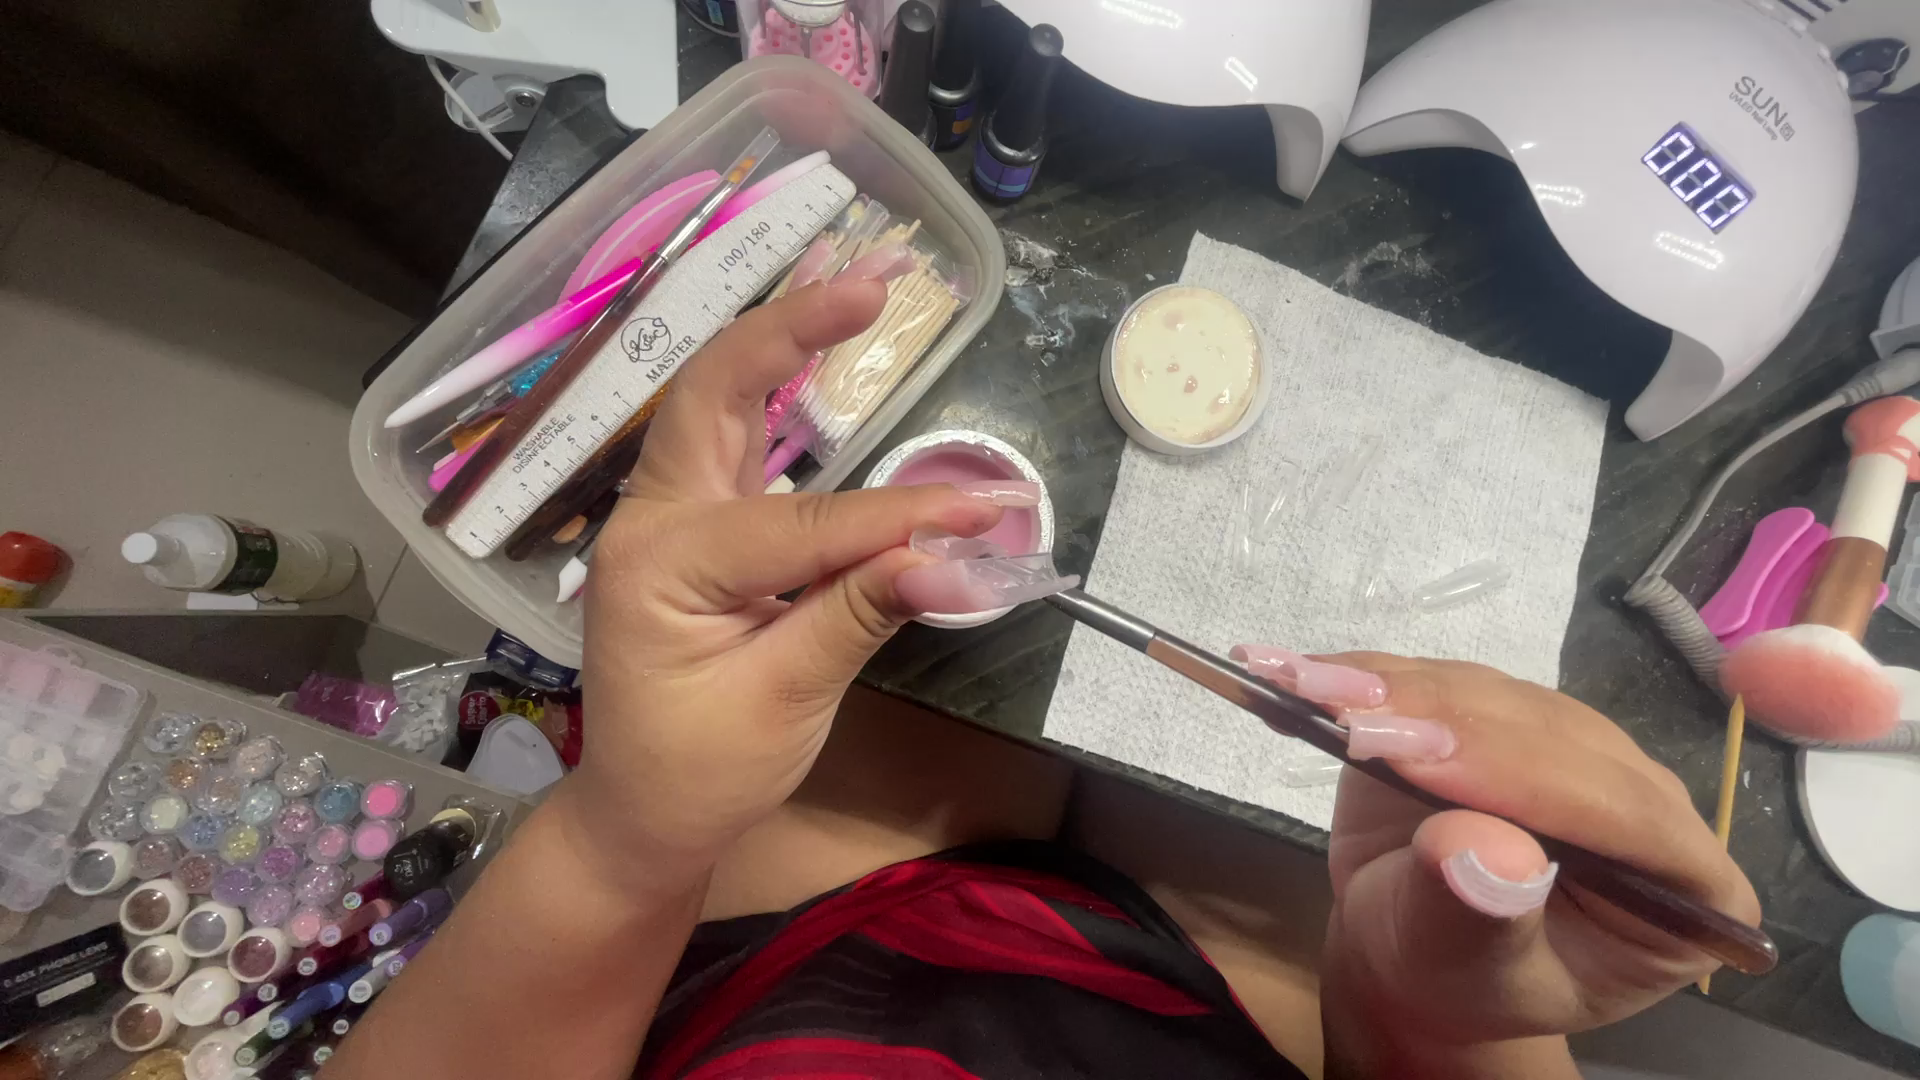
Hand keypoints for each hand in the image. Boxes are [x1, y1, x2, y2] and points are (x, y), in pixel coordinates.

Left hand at [569, 280, 1014, 887]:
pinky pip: (734, 443)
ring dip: (780, 342)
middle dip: (792, 330)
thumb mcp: (785, 700)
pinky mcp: (697, 529)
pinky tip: (814, 360)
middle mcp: (652, 519)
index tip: (988, 512)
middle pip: (714, 394)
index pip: (805, 525)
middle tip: (873, 283)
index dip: (901, 520)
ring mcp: (668, 517)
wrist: (643, 811)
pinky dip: (776, 392)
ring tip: (851, 294)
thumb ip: (860, 615)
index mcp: (660, 566)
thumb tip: (956, 564)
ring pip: (716, 403)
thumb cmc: (701, 769)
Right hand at [1233, 648, 1759, 1075]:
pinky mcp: (1477, 712)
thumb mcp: (1464, 968)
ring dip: (1380, 681)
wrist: (1403, 942)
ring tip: (1296, 679)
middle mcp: (1629, 794)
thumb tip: (1479, 845)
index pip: (1618, 812)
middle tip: (1329, 701)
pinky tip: (1293, 670)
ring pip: (1475, 690)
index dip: (1512, 774)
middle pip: (1539, 730)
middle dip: (1428, 713)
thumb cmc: (1447, 978)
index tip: (1407, 758)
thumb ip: (1479, 910)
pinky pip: (1421, 678)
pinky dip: (1353, 673)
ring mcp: (1550, 741)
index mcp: (1683, 882)